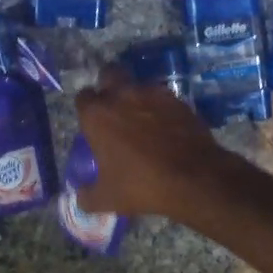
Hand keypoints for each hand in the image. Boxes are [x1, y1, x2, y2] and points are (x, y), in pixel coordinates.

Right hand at [72, 65, 238, 217]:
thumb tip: (79, 197)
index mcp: (97, 115)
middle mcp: (121, 95)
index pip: (83, 97)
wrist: (193, 177)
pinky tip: (165, 126)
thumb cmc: (142, 185)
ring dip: (136, 96)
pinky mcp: (175, 98)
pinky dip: (160, 107)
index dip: (86, 108)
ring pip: (137, 84)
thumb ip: (87, 196)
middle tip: (114, 108)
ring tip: (143, 120)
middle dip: (109, 85)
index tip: (92, 122)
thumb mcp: (108, 198)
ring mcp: (151, 93)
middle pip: (109, 74)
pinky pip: (161, 96)